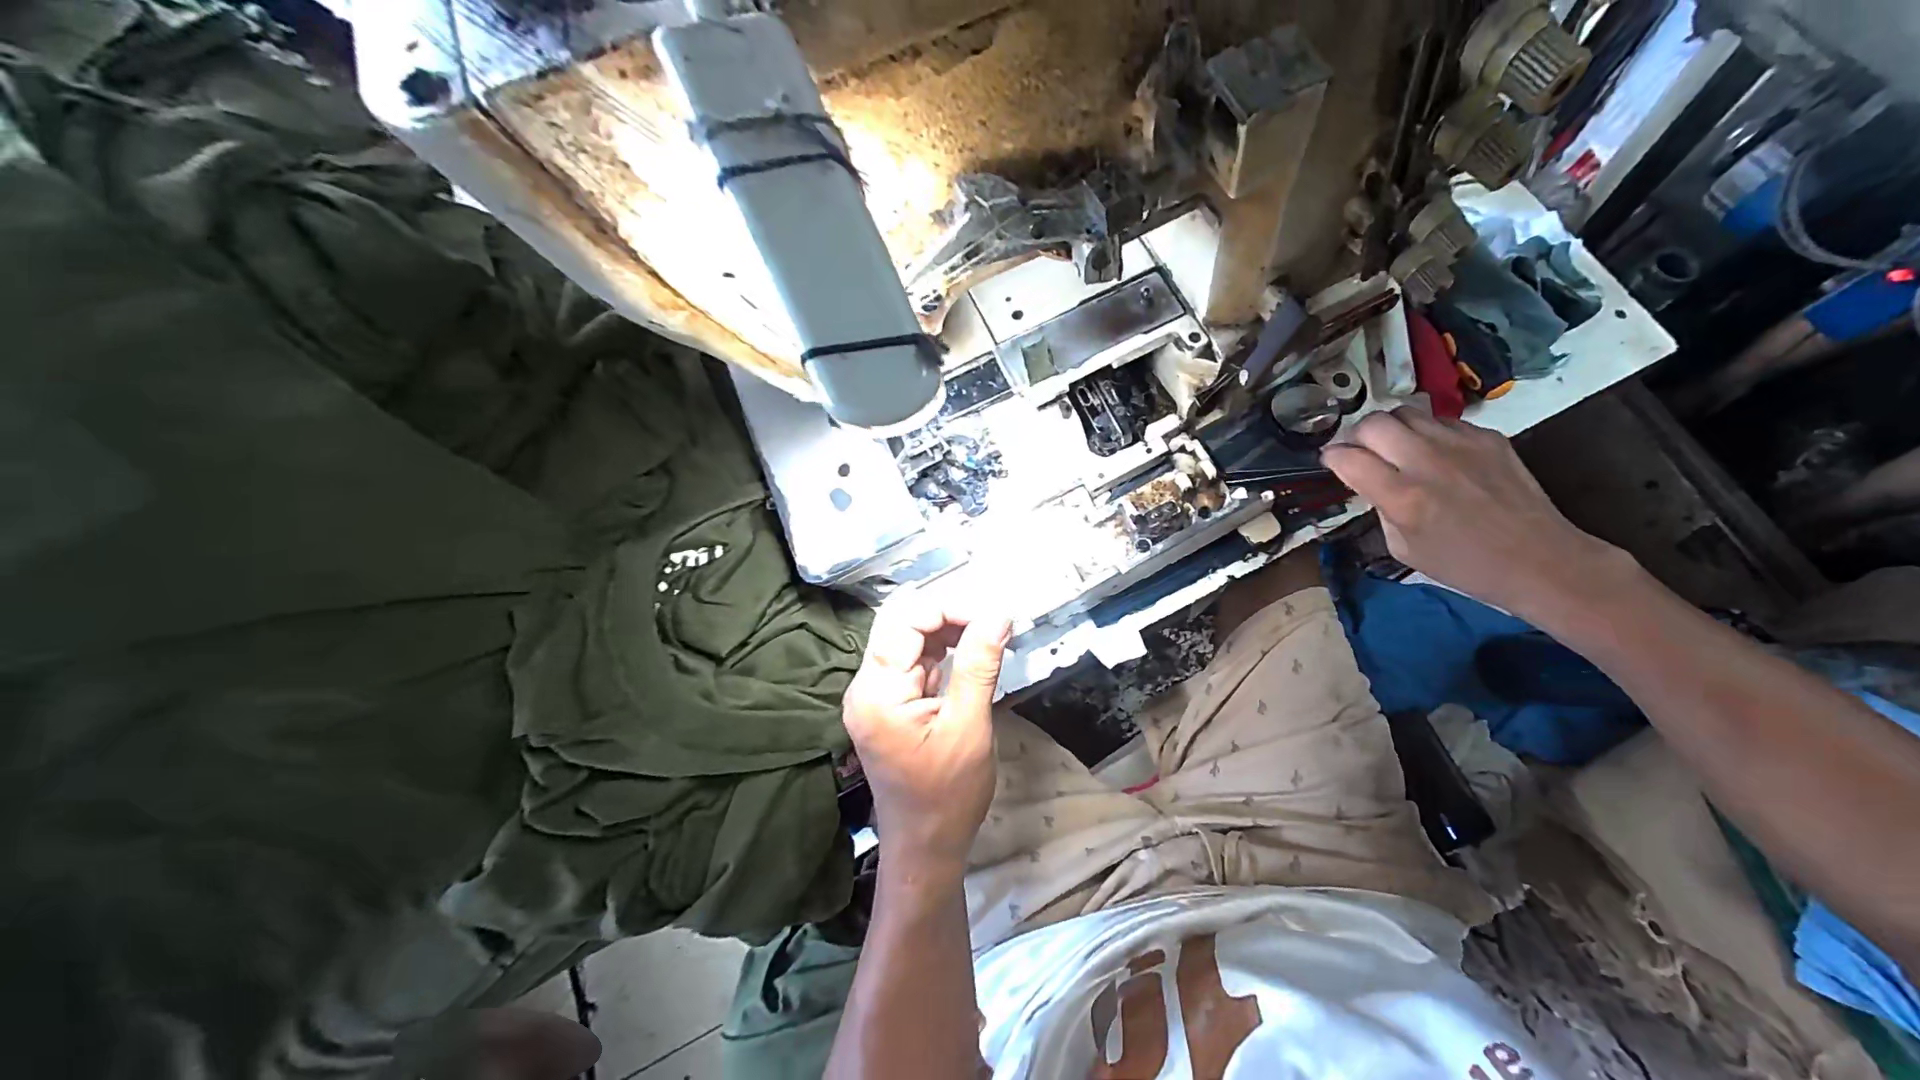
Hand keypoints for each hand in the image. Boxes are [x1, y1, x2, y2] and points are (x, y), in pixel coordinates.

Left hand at [842, 598, 1011, 881]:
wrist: (926, 846)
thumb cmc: (947, 795)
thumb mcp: (969, 726)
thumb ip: (978, 665)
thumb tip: (998, 615)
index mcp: (877, 691)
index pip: (904, 620)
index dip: (948, 607)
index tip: (991, 616)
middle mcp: (867, 686)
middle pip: (902, 626)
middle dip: (948, 614)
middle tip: (992, 620)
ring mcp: (876, 696)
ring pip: (909, 642)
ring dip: (948, 632)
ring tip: (989, 632)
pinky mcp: (890, 706)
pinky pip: (914, 665)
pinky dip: (943, 654)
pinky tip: (971, 652)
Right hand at [1321, 408, 1629, 620]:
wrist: (1539, 559)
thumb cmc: (1463, 565)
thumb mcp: (1402, 547)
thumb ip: (1380, 507)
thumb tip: (1370, 481)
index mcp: (1402, 497)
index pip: (1348, 457)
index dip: (1331, 458)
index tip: (1332, 463)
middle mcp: (1427, 462)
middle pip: (1374, 423)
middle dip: (1358, 435)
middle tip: (1362, 452)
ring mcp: (1461, 444)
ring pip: (1406, 412)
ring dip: (1391, 428)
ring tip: (1396, 448)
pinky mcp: (1488, 437)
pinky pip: (1442, 421)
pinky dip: (1427, 433)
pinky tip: (1434, 454)